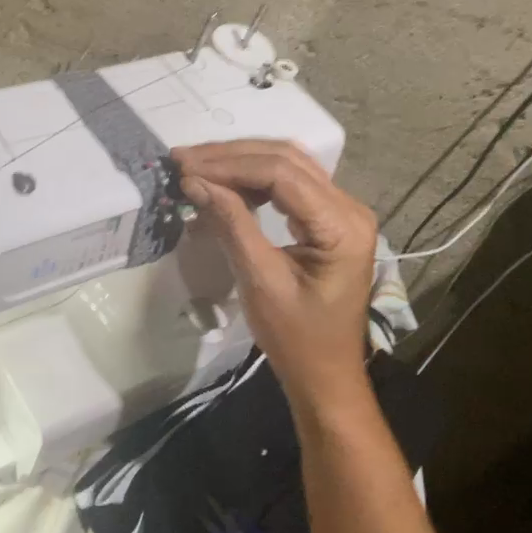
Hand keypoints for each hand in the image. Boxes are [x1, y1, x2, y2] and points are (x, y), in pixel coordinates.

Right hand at [173, 140, 379, 409]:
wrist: (325, 376)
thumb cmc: (296, 338)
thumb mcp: (260, 281)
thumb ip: (232, 224)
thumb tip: (195, 182)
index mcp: (341, 226)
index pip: (281, 174)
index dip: (229, 165)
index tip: (185, 168)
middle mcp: (349, 208)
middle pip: (286, 159)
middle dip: (231, 156)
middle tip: (182, 160)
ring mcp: (341, 211)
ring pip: (287, 163)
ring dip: (239, 160)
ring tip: (195, 165)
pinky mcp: (328, 219)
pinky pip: (290, 182)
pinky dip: (253, 176)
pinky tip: (223, 181)